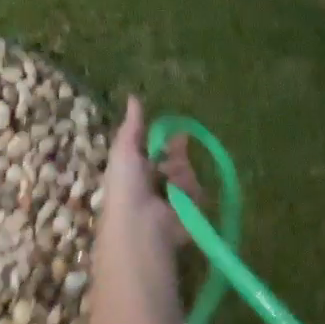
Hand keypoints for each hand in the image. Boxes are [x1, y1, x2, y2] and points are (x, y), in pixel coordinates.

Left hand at [95, 97, 200, 259]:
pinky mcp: (188, 217)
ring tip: (173, 190)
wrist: (140, 226)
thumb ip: (133, 126)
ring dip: (183, 179)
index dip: (168, 142)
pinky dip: (192, 198)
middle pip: (177, 162)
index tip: (180, 133)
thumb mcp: (125, 150)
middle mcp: (154, 186)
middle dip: (177, 161)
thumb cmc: (127, 185)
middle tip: (170, 168)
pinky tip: (183, 203)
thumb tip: (134, 96)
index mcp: (137, 171)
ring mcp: (172, 202)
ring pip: (189, 178)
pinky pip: (199, 197)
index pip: (157, 150)